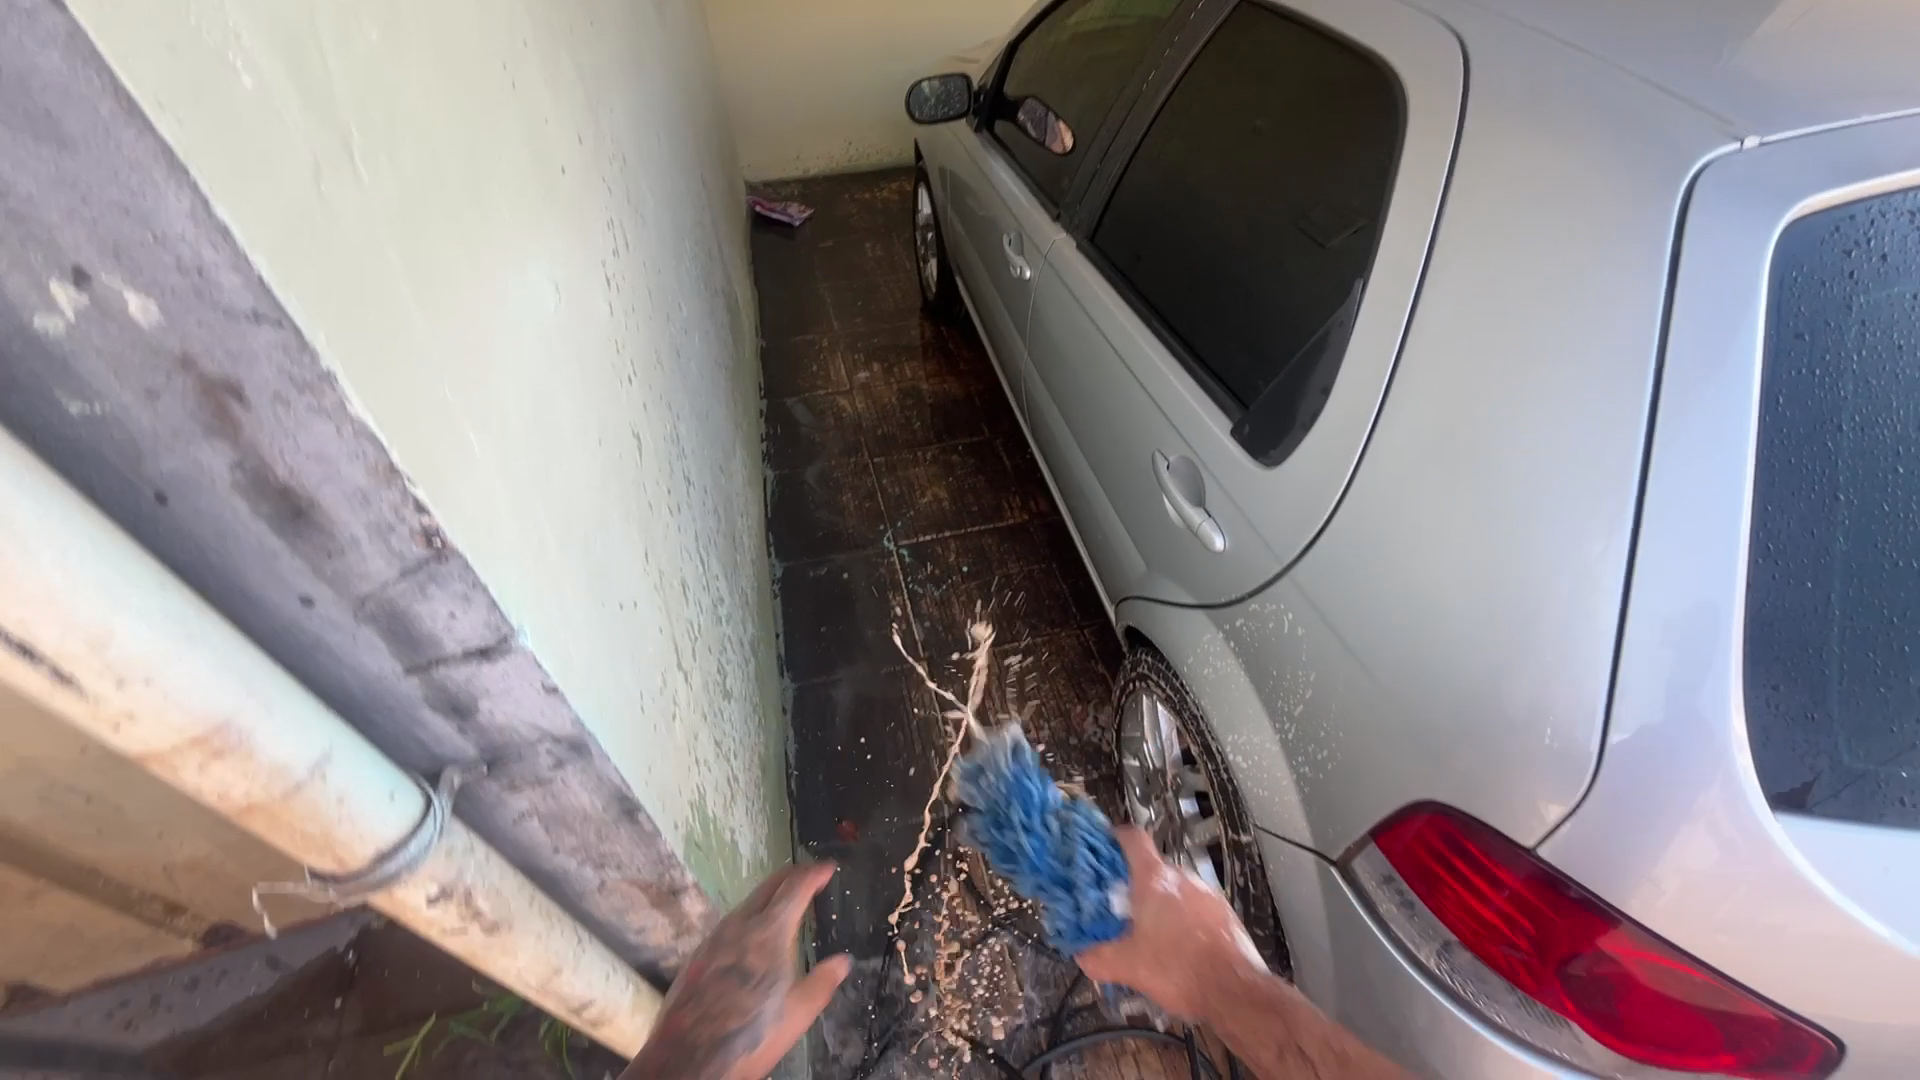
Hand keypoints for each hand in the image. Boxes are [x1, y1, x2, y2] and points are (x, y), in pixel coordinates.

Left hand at [623, 861, 851, 1079]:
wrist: (686, 1063)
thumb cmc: (749, 1036)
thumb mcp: (798, 1014)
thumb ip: (823, 982)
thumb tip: (844, 961)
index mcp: (769, 930)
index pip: (796, 886)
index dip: (815, 873)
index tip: (829, 867)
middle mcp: (740, 924)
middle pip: (770, 884)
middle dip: (793, 874)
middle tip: (810, 876)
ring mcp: (715, 937)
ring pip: (748, 902)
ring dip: (770, 894)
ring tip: (785, 903)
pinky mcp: (698, 954)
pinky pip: (730, 922)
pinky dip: (750, 915)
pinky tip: (752, 936)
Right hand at [1075, 826, 1265, 1018]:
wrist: (1236, 991)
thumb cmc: (1178, 968)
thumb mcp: (1130, 967)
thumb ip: (1101, 958)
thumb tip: (1082, 957)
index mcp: (1154, 879)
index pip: (1134, 838)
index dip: (1118, 837)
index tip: (1107, 846)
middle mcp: (1182, 877)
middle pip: (1154, 867)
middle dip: (1138, 885)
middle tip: (1124, 910)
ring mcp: (1208, 894)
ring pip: (1177, 889)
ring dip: (1163, 904)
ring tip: (1154, 935)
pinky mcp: (1226, 914)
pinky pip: (1198, 907)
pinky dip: (1186, 920)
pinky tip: (1182, 949)